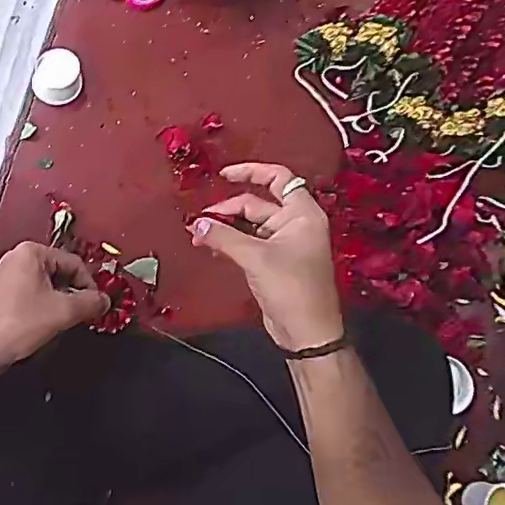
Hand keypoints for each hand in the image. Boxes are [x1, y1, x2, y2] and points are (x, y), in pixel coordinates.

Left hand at [0, 242, 107, 373]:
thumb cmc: (15, 325)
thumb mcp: (63, 312)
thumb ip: (90, 302)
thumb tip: (104, 300)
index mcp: (31, 252)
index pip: (74, 263)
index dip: (89, 285)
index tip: (96, 304)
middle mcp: (16, 258)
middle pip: (60, 272)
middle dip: (73, 294)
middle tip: (81, 314)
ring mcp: (6, 276)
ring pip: (47, 285)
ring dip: (59, 302)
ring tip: (61, 322)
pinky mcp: (0, 294)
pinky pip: (32, 294)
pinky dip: (43, 307)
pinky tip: (43, 325)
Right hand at [191, 162, 345, 352]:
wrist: (307, 332)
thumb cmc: (292, 288)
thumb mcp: (256, 258)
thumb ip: (224, 237)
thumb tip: (197, 223)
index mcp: (302, 214)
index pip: (279, 178)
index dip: (252, 171)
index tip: (224, 174)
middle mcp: (296, 223)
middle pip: (259, 203)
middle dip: (229, 208)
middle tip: (202, 220)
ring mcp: (286, 243)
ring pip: (251, 224)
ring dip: (226, 228)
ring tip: (199, 234)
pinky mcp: (275, 261)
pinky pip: (250, 242)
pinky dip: (232, 242)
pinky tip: (210, 247)